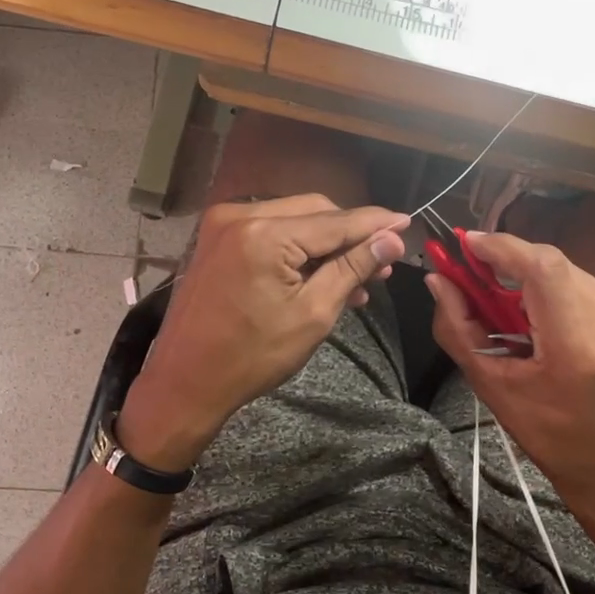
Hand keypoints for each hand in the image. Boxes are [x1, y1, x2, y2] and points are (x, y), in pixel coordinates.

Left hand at [118, 194, 409, 471]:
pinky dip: (298, 249)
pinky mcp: (217, 238)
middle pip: (316, 211)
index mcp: (265, 234)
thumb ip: (353, 268)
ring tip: (361, 278)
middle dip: (351, 234)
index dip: (376, 223)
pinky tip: (324, 276)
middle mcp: (242, 214)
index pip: (336, 220)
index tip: (408, 223)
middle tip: (384, 262)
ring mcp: (225, 224)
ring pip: (295, 220)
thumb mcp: (313, 314)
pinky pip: (271, 231)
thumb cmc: (252, 356)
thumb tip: (392, 238)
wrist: (185, 381)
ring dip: (327, 244)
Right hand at [426, 231, 594, 535]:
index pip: (543, 267)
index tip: (468, 245)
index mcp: (580, 348)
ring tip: (512, 311)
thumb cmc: (551, 437)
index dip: (502, 246)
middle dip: (510, 264)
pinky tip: (546, 321)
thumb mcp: (494, 389)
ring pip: (571, 272)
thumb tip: (438, 280)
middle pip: (553, 264)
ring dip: (534, 279)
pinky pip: (589, 287)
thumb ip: (459, 329)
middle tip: (477, 279)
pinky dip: (559, 293)